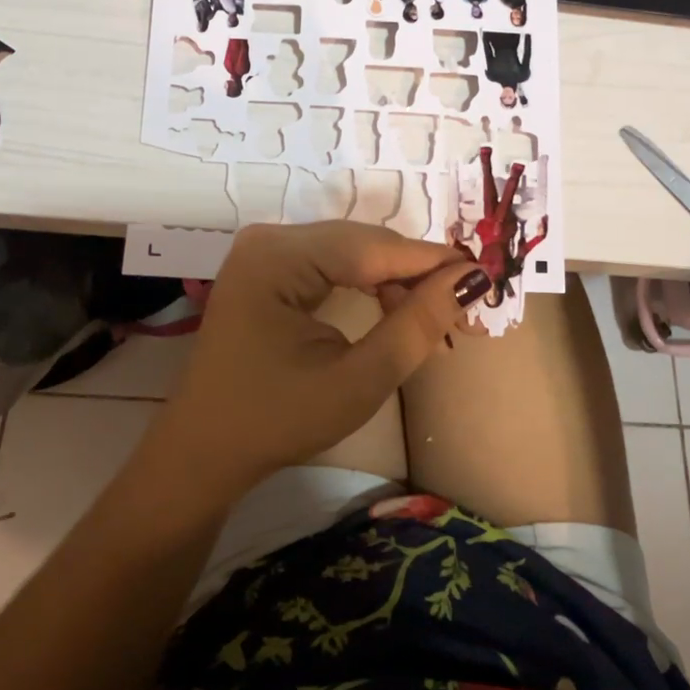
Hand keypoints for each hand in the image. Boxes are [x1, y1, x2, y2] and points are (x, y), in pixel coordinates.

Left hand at [146, 222, 488, 497]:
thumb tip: (470, 280)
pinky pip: (329, 263)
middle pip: (361, 243)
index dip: (432, 260)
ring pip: (350, 251)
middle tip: (462, 306)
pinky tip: (392, 309)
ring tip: (433, 316)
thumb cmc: (277, 420)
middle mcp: (268, 239)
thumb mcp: (357, 380)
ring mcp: (263, 252)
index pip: (373, 246)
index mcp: (278, 258)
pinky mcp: (265, 269)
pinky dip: (366, 282)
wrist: (204, 450)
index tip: (485, 276)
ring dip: (393, 278)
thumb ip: (415, 326)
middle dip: (413, 272)